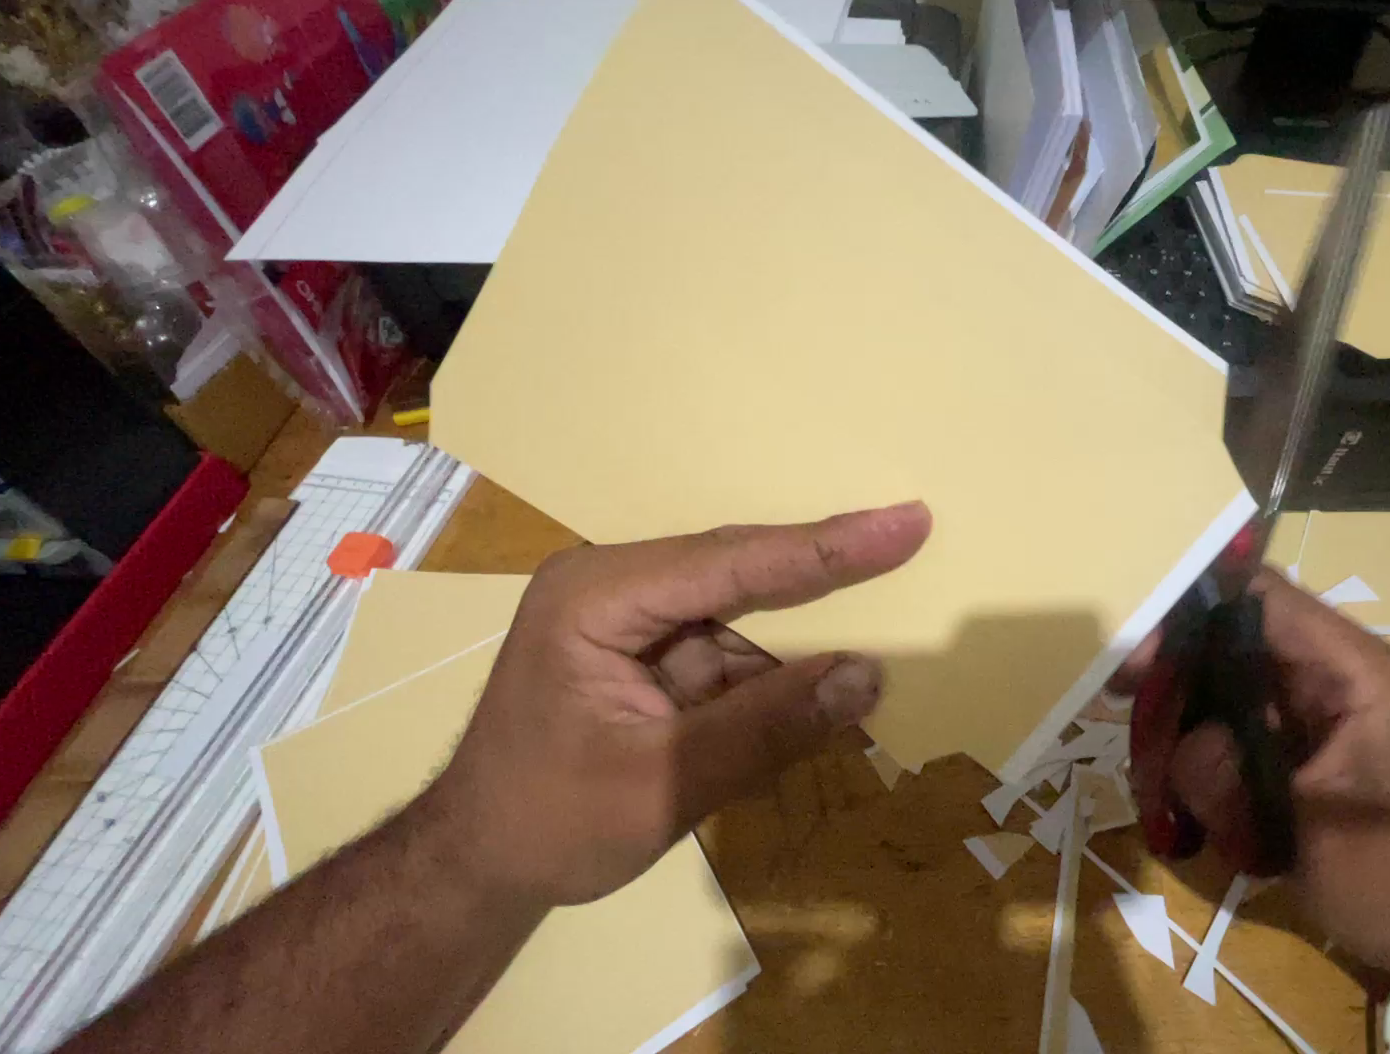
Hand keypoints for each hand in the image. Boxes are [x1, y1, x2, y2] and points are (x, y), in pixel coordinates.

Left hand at [417, 502, 931, 907]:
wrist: (479, 866)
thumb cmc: (548, 824)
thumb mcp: (661, 784)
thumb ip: (766, 728)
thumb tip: (868, 678)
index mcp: (600, 595)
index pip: (731, 560)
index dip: (825, 547)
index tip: (903, 523)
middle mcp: (621, 585)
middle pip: (744, 569)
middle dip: (828, 570)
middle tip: (910, 538)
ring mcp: (641, 616)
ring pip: (749, 609)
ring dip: (813, 628)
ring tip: (894, 618)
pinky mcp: (660, 649)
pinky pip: (739, 646)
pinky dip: (786, 668)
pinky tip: (835, 676)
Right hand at [1163, 570, 1389, 981]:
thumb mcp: (1313, 830)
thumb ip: (1229, 775)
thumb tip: (1174, 745)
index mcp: (1347, 667)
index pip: (1258, 595)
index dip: (1191, 606)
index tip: (1137, 651)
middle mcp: (1323, 673)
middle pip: (1227, 636)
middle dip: (1175, 669)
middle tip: (1125, 704)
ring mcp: (1306, 709)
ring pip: (1219, 683)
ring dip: (1184, 719)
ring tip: (1158, 764)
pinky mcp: (1292, 744)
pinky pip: (1228, 724)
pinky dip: (1200, 750)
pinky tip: (1188, 790)